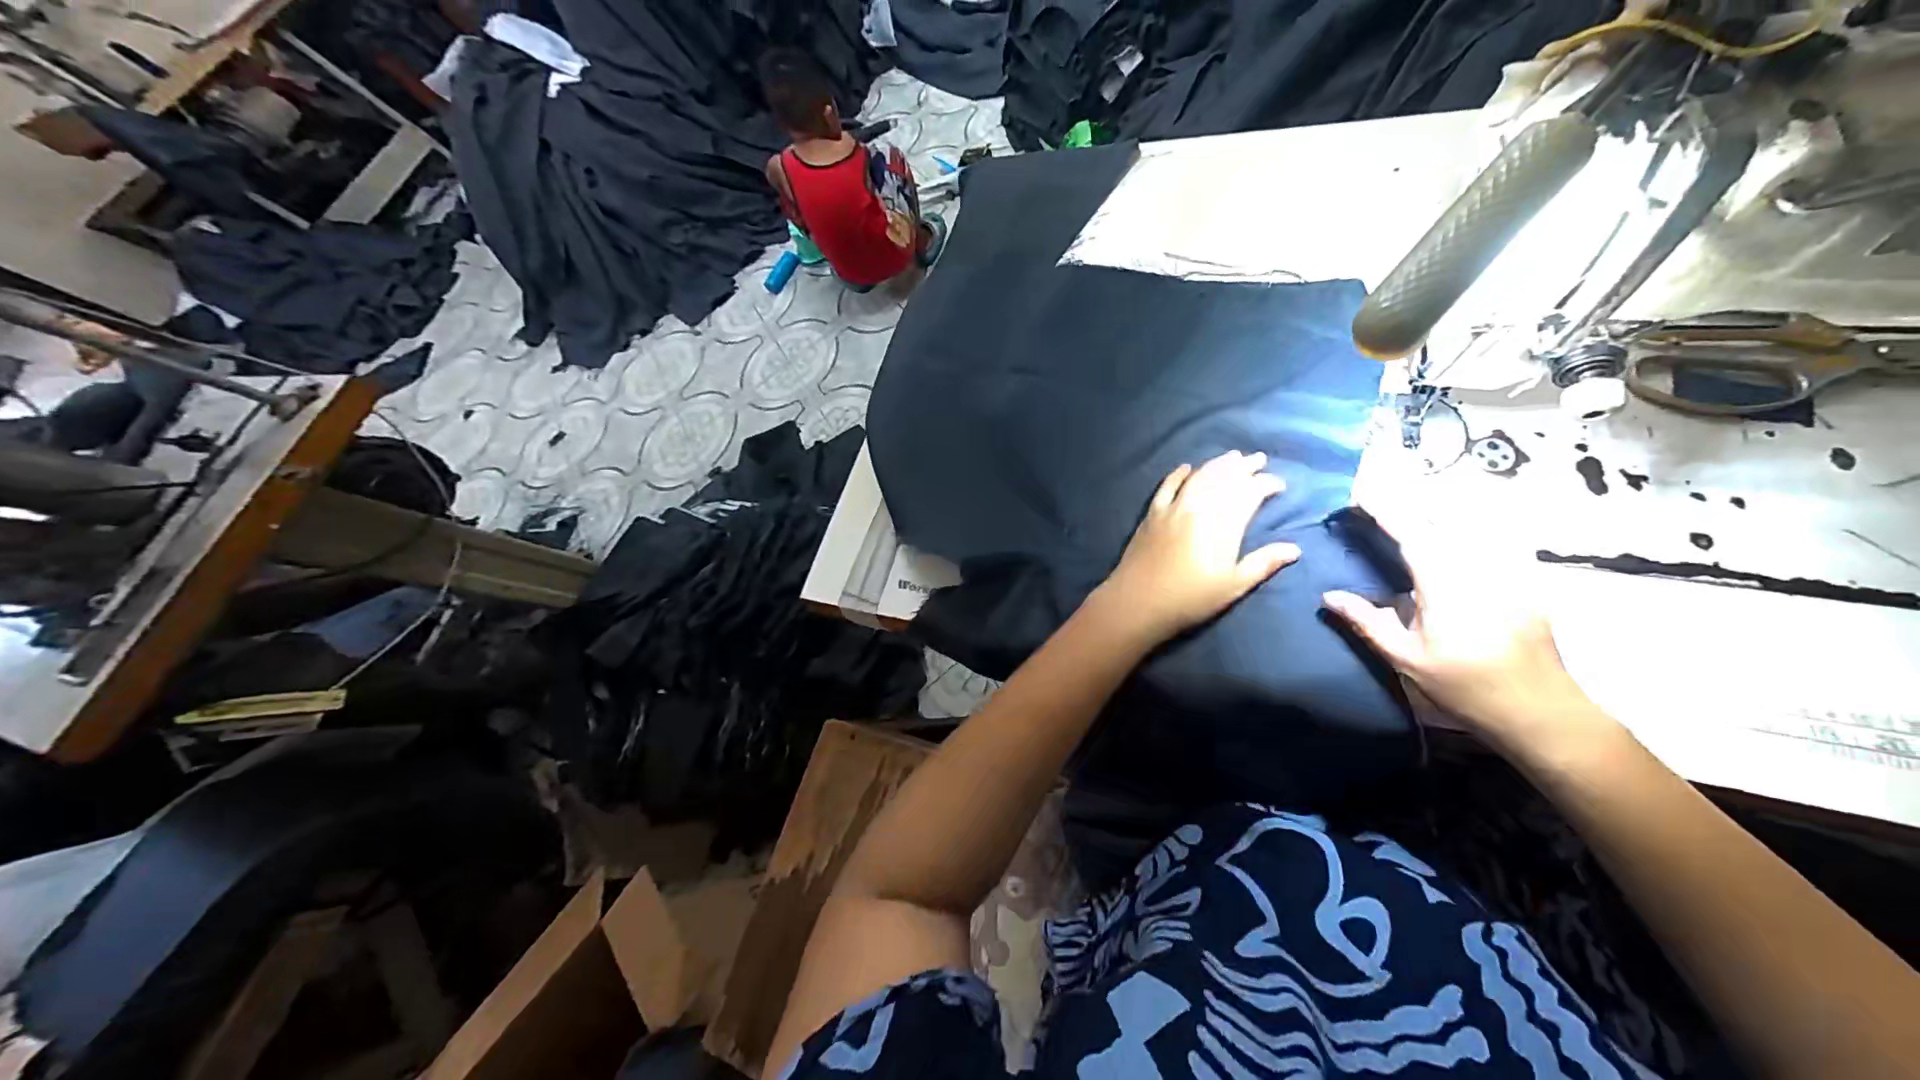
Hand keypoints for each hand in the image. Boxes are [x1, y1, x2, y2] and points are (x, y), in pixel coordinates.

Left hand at [1089, 451, 1299, 645]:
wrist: (1137, 603)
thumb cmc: (1189, 599)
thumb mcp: (1232, 586)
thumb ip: (1263, 564)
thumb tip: (1295, 549)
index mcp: (1222, 525)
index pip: (1249, 493)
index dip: (1266, 485)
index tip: (1279, 485)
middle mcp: (1198, 508)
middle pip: (1224, 478)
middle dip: (1244, 466)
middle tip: (1259, 459)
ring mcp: (1172, 509)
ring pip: (1199, 477)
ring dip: (1217, 464)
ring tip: (1233, 457)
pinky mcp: (1151, 514)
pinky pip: (1166, 486)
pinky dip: (1178, 474)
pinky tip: (1187, 467)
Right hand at [1320, 499, 1608, 758]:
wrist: (1541, 712)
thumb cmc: (1467, 689)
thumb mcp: (1408, 660)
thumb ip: (1368, 623)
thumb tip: (1329, 596)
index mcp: (1447, 588)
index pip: (1413, 536)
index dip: (1386, 512)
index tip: (1360, 497)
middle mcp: (1481, 571)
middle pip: (1442, 523)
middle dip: (1408, 504)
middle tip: (1377, 498)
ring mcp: (1509, 574)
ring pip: (1469, 529)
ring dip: (1436, 513)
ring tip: (1408, 507)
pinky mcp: (1525, 582)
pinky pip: (1490, 543)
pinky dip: (1464, 531)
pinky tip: (1452, 533)